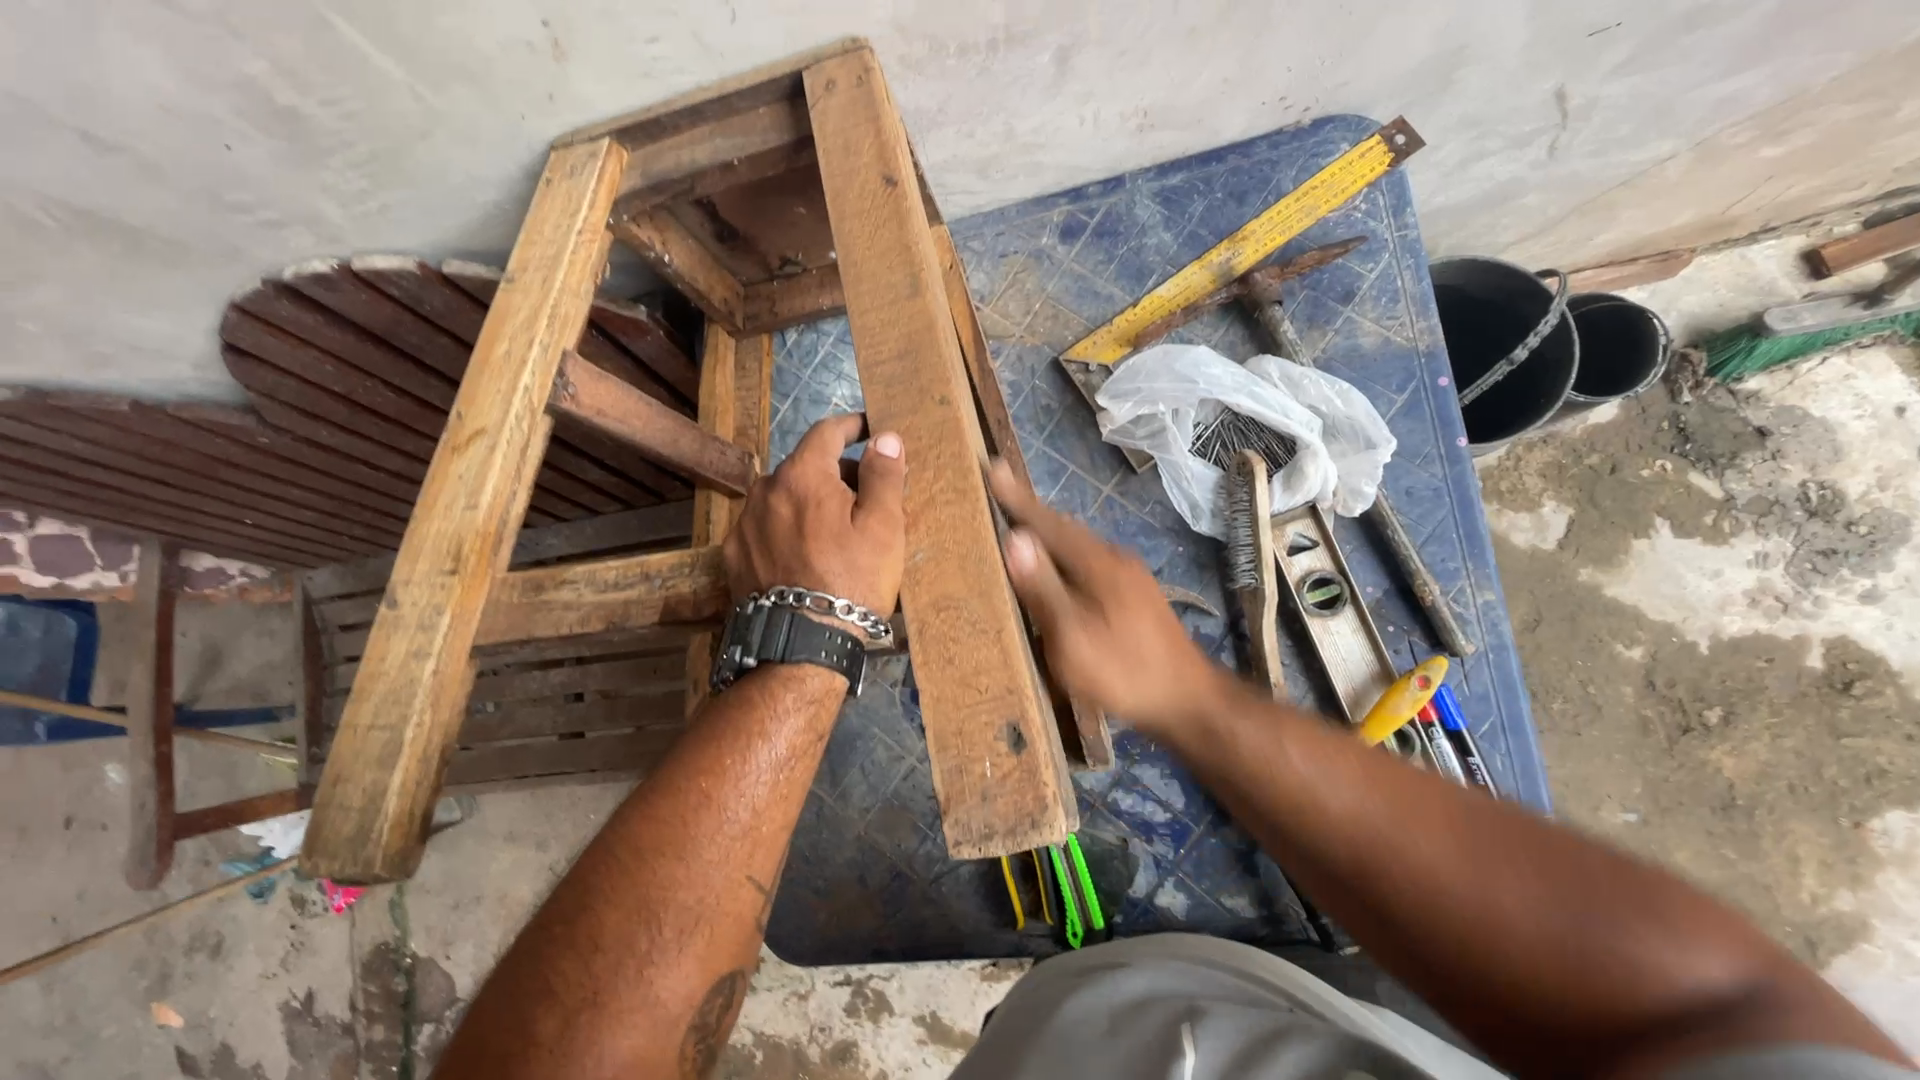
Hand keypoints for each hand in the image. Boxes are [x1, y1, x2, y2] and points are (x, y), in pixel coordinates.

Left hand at [724, 414, 905, 625]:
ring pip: (783, 498)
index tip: (869, 429)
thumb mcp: (884, 527)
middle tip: (865, 497)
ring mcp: (743, 524)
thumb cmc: (852, 580)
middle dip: (835, 473)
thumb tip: (884, 437)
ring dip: (808, 502)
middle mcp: (764, 489)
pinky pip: (766, 528)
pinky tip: (805, 554)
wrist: (801, 645)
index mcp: (801, 475)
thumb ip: (883, 475)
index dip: (852, 426)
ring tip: (835, 531)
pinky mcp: (733, 556)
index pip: (826, 431)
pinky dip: (787, 529)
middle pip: (805, 466)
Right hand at [987, 460, 1230, 735]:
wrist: (1189, 701)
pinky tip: (1057, 573)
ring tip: (1020, 529)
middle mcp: (1115, 559)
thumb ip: (1044, 588)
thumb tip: (1014, 538)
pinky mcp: (1135, 596)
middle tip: (1000, 495)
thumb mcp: (1074, 636)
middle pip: (1066, 529)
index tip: (993, 468)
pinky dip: (1065, 557)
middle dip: (1032, 512)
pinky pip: (1089, 562)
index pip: (1048, 522)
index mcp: (1098, 563)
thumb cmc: (1125, 672)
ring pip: (1080, 546)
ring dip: (1049, 535)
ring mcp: (1130, 577)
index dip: (1017, 499)